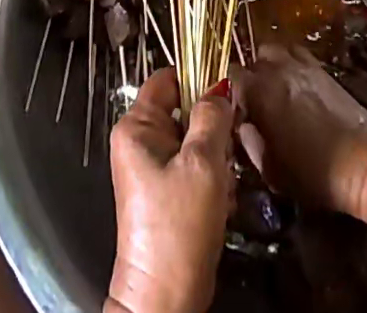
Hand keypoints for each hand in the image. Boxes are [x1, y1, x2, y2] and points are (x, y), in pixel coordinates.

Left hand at [107, 69, 235, 312]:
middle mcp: (140, 142)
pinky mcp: (168, 190)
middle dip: (213, 122)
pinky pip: (196, 163)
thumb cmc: (180, 222)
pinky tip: (221, 195)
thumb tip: (221, 83)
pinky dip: (214, 173)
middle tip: (230, 140)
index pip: (168, 78)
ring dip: (217, 151)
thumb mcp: (203, 160)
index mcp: (137, 127)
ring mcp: (153, 167)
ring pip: (195, 136)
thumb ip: (213, 115)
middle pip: (184, 106)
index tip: (228, 90)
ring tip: (224, 176)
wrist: (167, 296)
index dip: (198, 76)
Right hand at [233, 45, 366, 220]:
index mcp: (259, 91)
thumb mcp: (269, 168)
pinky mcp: (321, 68)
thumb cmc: (312, 172)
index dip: (224, 88)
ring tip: (268, 89)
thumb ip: (248, 140)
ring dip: (266, 64)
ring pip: (274, 50)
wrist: (365, 160)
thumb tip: (239, 124)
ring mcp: (302, 65)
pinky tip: (291, 84)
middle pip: (251, 57)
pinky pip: (295, 53)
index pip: (229, 73)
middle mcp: (278, 69)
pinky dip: (287, 62)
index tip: (224, 107)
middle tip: (247, 101)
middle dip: (245, 75)